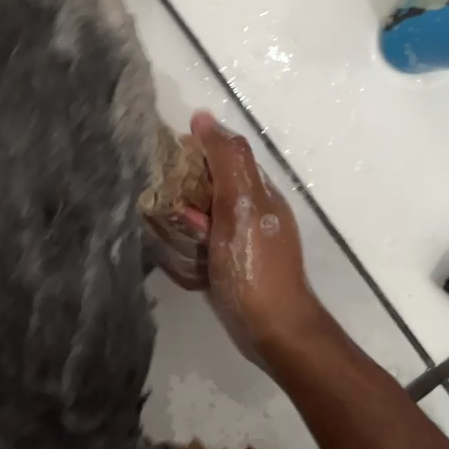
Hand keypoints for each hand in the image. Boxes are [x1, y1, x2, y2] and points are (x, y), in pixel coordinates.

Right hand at [190, 111, 327, 363]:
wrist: (272, 331)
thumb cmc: (255, 266)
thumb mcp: (241, 205)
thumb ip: (224, 160)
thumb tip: (202, 117)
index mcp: (249, 187)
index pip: (205, 156)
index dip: (184, 167)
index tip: (176, 187)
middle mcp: (238, 208)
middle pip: (186, 192)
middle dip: (180, 214)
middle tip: (196, 233)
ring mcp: (227, 239)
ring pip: (181, 225)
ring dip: (183, 243)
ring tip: (200, 261)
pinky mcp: (217, 265)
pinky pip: (184, 253)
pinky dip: (186, 264)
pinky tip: (198, 277)